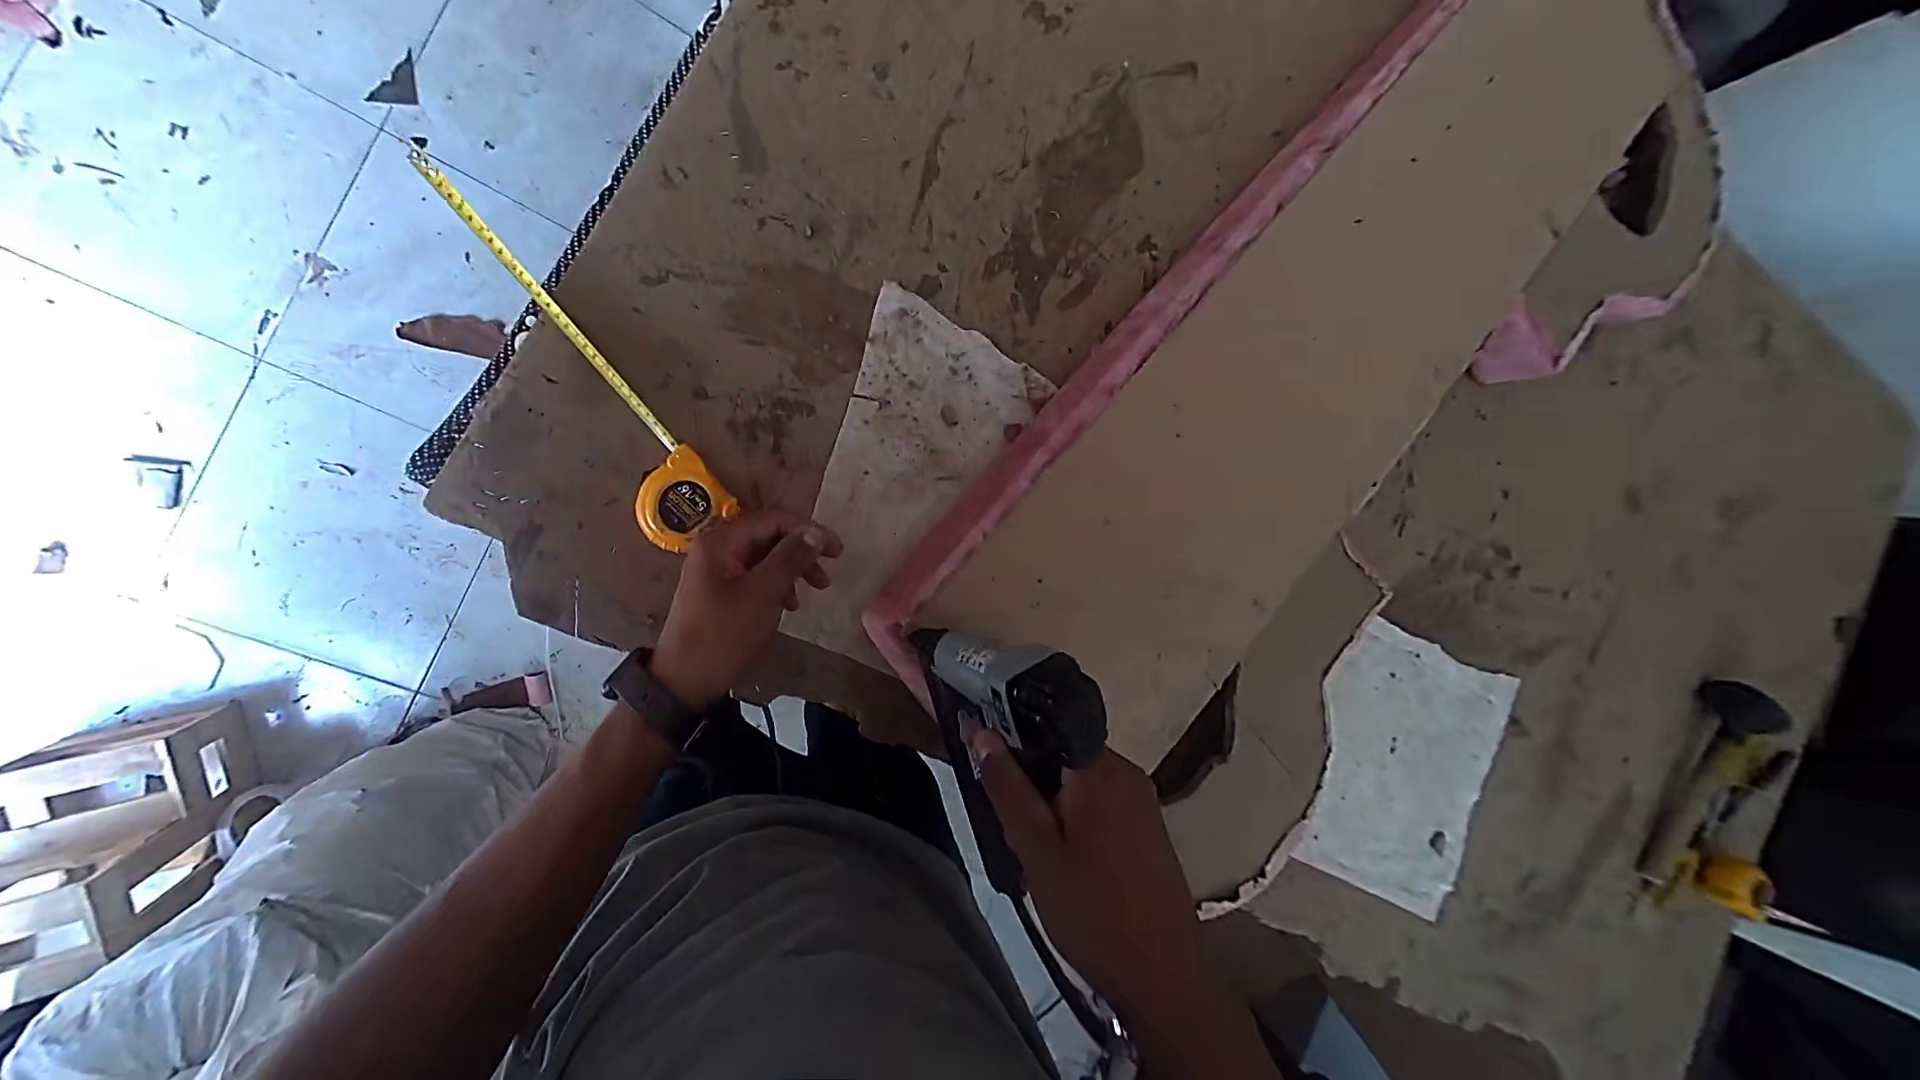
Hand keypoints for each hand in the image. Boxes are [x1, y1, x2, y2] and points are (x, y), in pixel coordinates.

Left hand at [648, 511, 842, 705]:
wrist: (685, 680)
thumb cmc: (724, 633)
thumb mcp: (763, 592)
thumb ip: (790, 558)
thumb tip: (817, 531)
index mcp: (721, 542)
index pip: (772, 520)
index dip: (808, 530)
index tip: (836, 551)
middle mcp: (717, 549)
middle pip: (769, 537)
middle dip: (802, 552)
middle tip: (828, 572)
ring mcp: (718, 571)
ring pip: (766, 558)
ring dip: (794, 569)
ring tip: (816, 589)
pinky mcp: (721, 592)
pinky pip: (757, 577)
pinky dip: (778, 585)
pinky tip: (790, 604)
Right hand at [968, 727, 1281, 1078]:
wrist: (1163, 980)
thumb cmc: (1092, 913)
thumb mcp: (1036, 850)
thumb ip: (1008, 787)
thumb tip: (981, 732)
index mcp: (1100, 769)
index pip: (1046, 724)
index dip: (1008, 733)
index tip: (977, 752)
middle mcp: (1126, 771)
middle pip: (1062, 750)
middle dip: (1028, 773)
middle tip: (1002, 811)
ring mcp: (1141, 798)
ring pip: (1078, 778)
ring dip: (1048, 796)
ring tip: (1027, 837)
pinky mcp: (1146, 824)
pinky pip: (1098, 799)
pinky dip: (1072, 813)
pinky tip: (1058, 851)